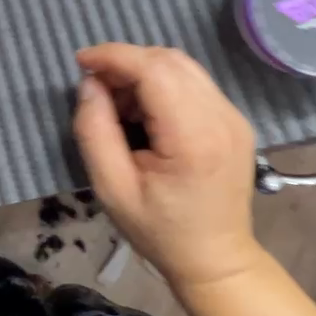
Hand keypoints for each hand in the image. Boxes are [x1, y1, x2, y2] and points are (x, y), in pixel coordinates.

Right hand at [72, 43, 266, 289]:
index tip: (81, 62)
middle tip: (97, 89)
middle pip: (168, 60)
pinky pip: (192, 81)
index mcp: (193, 138)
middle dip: (125, 62)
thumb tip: (90, 84)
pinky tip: (145, 111)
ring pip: (181, 65)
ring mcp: (233, 116)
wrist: (216, 259)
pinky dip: (161, 82)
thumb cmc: (159, 229)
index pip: (154, 69)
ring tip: (119, 103)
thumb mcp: (111, 187)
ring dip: (143, 71)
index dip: (114, 56)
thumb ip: (94, 130)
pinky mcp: (234, 119)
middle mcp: (221, 117)